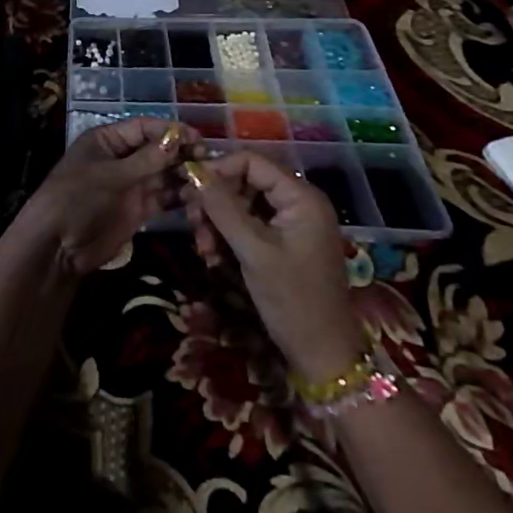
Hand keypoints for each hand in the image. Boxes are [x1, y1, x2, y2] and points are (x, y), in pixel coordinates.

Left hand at [22, 118, 193, 275]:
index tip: (198, 138)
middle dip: (182, 153)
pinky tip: (200, 197)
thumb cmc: (77, 198)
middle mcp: (121, 159)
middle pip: (157, 150)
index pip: (143, 128)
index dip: (170, 131)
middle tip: (210, 160)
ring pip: (163, 174)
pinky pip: (163, 197)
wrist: (59, 244)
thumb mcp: (111, 176)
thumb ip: (146, 159)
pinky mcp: (138, 209)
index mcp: (107, 140)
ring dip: (185, 175)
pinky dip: (180, 196)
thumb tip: (177, 139)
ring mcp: (130, 184)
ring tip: (211, 179)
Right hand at [184, 151, 363, 379]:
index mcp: (301, 197)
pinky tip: (213, 255)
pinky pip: (248, 223)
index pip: (251, 161)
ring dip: (216, 220)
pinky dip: (227, 235)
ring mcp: (291, 221)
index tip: (189, 190)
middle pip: (244, 180)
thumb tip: (194, 173)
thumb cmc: (292, 298)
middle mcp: (298, 201)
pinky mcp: (283, 240)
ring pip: (241, 202)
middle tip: (190, 221)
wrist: (322, 352)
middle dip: (214, 199)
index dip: (218, 169)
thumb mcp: (252, 250)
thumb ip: (223, 208)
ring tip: (203, 247)